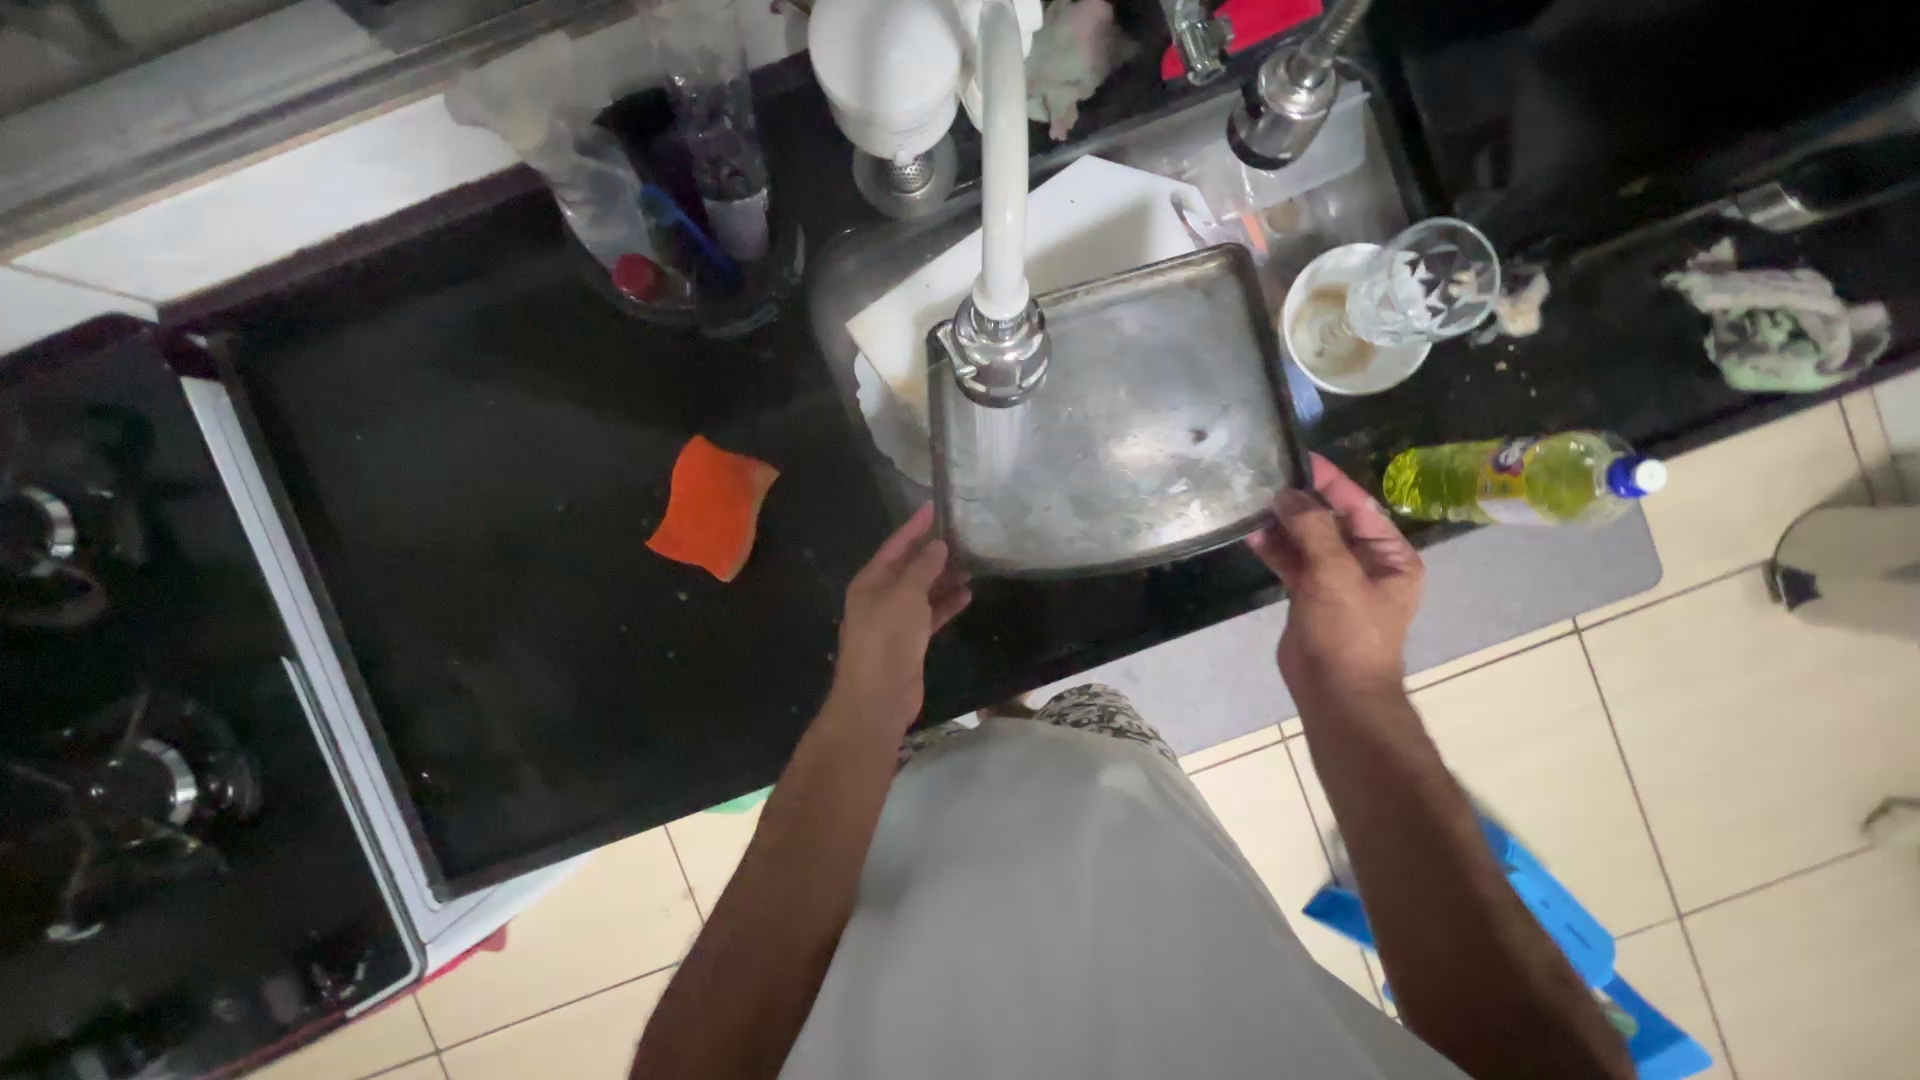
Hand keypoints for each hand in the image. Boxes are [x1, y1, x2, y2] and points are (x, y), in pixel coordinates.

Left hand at [821, 505, 971, 735]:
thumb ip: (922, 568)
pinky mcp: (910, 642)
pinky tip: (967, 594)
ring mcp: (894, 621)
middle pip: (909, 567)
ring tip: (970, 562)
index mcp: (870, 581)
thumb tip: (938, 545)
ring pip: (922, 591)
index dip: (915, 526)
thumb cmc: (886, 639)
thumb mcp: (905, 596)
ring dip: (943, 578)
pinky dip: (946, 604)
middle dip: (933, 552)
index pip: (895, 546)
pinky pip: (930, 615)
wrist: (878, 697)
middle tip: (962, 534)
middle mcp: (880, 597)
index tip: (935, 507)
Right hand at [1245, 454, 1422, 699]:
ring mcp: (1336, 580)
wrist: (1335, 691)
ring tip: (1254, 504)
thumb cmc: (1349, 632)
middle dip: (1301, 503)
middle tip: (1268, 479)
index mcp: (1391, 556)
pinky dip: (1275, 549)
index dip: (1331, 483)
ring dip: (1284, 525)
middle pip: (1331, 522)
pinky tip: (1252, 534)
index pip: (1360, 508)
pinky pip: (1292, 562)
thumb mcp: (1336, 575)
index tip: (1302, 459)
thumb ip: (1313, 530)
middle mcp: (1366, 563)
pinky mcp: (1309, 595)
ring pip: (1308, 541)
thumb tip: (1287, 496)